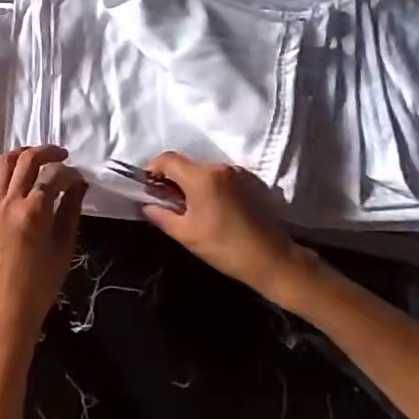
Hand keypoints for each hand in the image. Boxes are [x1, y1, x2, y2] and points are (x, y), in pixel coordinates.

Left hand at [0, 145, 83, 352]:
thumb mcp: (65, 246)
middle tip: (62, 155)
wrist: (8, 306)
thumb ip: (71, 209)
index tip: (80, 178)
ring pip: (4, 163)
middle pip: (28, 160)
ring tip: (37, 157)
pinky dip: (0, 170)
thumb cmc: (42, 281)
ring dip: (23, 154)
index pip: (54, 176)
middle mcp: (11, 201)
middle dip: (48, 151)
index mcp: (35, 211)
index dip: (70, 173)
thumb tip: (79, 184)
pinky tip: (12, 173)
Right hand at [142, 152, 320, 301]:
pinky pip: (216, 177)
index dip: (152, 169)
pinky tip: (204, 207)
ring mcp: (235, 173)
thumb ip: (161, 215)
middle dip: (170, 178)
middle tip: (163, 200)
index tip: (147, 187)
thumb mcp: (186, 234)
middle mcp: (218, 168)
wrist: (272, 259)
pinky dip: (204, 186)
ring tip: (184, 207)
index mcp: (201, 177)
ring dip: (188, 182)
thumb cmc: (224, 247)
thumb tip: (148, 206)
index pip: (167, 159)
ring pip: (200, 170)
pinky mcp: (246, 182)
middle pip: (185, 163)